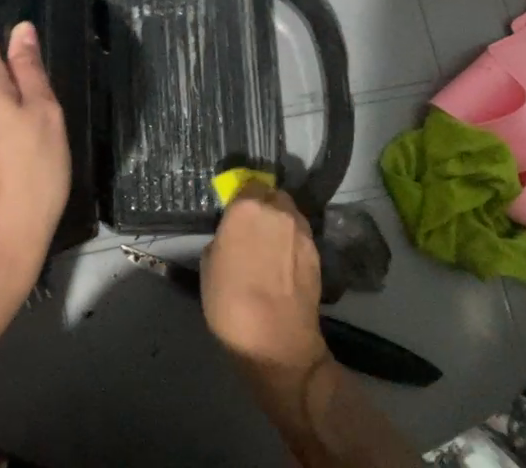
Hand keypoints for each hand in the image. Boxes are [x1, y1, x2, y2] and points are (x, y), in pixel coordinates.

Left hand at [0, 23, 69, 297]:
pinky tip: (19, 154)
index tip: (33, 71)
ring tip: (35, 134)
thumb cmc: (30, 171)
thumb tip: (21, 29)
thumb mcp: (44, 112)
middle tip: (43, 108)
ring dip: (5, 105)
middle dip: (9, 78)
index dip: (6, 44)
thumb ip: (30, 67)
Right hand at [201, 184, 330, 379]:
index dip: (240, 197)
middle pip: (272, 195)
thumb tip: (232, 235)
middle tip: (252, 226)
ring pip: (290, 214)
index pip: (246, 184)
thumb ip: (223, 237)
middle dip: (263, 204)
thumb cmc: (230, 301)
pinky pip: (300, 236)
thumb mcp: (208, 264)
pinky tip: (283, 263)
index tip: (234, 211)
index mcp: (246, 208)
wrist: (276, 341)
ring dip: (280, 222)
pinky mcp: (317, 253)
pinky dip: (291, 242)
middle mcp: (278, 211)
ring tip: (270, 245)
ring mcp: (302, 232)